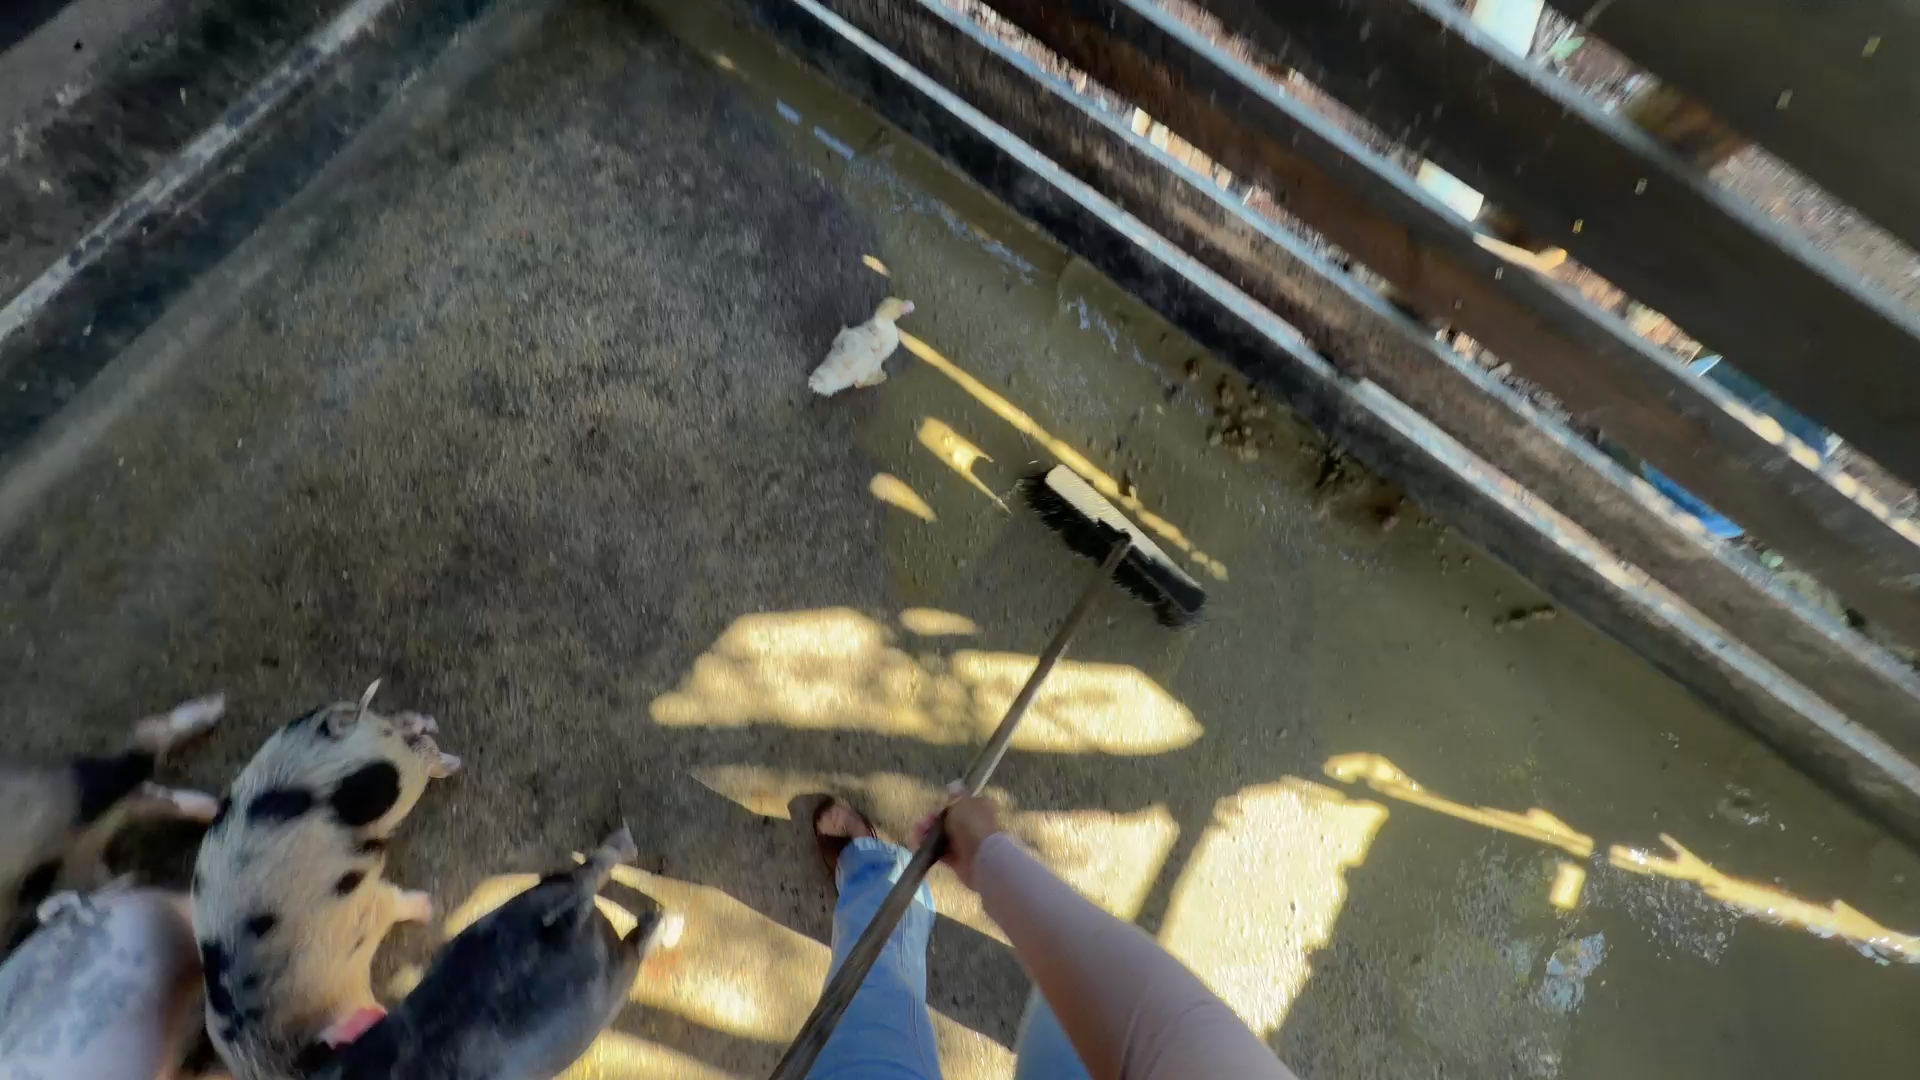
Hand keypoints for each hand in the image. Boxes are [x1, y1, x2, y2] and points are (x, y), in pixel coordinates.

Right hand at [912, 783, 1003, 889]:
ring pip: (942, 838)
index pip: (957, 804)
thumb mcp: (963, 803)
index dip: (942, 807)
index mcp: (978, 807)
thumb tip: (953, 784)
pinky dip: (930, 851)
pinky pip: (942, 854)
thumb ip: (956, 795)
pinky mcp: (959, 860)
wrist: (982, 858)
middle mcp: (973, 824)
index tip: (931, 811)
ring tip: (914, 839)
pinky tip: (918, 849)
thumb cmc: (972, 825)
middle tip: (918, 827)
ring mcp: (966, 843)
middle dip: (930, 823)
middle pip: (947, 822)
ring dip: (927, 837)